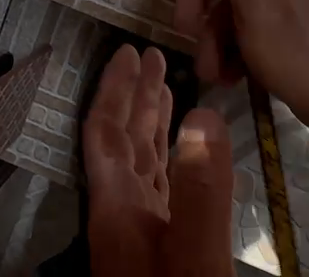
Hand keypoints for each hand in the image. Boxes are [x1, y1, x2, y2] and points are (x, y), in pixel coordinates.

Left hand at [83, 45, 234, 276]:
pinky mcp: (163, 252)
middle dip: (136, 96)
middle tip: (152, 55)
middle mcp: (122, 215)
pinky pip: (161, 188)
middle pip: (123, 143)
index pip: (104, 134)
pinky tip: (186, 151)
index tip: (128, 53)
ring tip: (166, 88)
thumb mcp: (193, 256)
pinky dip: (172, 159)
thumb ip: (200, 190)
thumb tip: (204, 114)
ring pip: (142, 165)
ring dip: (153, 124)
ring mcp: (140, 235)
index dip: (113, 90)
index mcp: (116, 208)